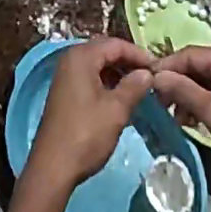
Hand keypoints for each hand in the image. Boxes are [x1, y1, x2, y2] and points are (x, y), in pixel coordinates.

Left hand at [29, 38, 155, 186]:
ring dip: (118, 73)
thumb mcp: (116, 110)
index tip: (158, 68)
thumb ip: (134, 86)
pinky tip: (120, 98)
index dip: (138, 54)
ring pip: (97, 64)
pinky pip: (89, 77)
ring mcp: (65, 75)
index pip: (115, 44)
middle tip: (150, 76)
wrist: (53, 167)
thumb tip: (148, 73)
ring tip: (139, 88)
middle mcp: (70, 59)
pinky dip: (106, 82)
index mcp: (81, 57)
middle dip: (128, 61)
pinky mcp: (64, 91)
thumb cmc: (86, 134)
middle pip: (105, 51)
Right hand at [153, 46, 210, 188]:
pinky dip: (199, 102)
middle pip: (195, 65)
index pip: (188, 54)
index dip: (165, 67)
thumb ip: (182, 90)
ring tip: (172, 115)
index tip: (145, 83)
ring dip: (186, 94)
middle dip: (175, 82)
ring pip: (203, 80)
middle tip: (156, 102)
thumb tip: (154, 76)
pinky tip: (189, 119)